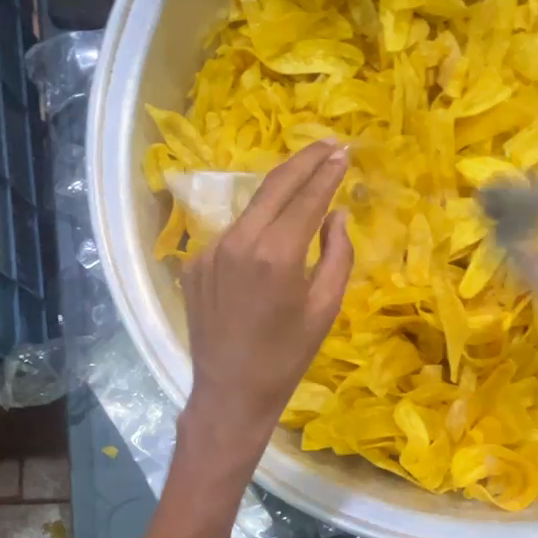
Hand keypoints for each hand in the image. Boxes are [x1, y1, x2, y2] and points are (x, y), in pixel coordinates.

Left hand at [181, 140, 353, 462]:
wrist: (230, 392)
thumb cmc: (287, 357)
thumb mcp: (325, 309)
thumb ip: (337, 254)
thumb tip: (336, 214)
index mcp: (277, 254)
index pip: (307, 196)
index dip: (327, 171)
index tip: (343, 152)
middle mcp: (239, 242)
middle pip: (273, 185)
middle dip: (303, 162)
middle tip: (327, 145)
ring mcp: (210, 252)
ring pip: (249, 210)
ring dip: (277, 194)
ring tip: (302, 183)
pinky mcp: (193, 266)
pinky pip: (230, 236)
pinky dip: (252, 230)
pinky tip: (267, 239)